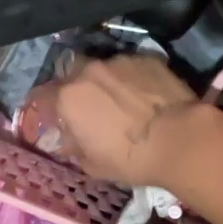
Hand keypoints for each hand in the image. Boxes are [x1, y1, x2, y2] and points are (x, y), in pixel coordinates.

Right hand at [45, 55, 209, 185]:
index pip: (41, 95)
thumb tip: (68, 141)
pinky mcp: (146, 58)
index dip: (44, 107)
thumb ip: (73, 147)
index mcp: (68, 97)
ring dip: (105, 81)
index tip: (50, 116)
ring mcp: (118, 61)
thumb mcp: (93, 165)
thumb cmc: (131, 158)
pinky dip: (131, 78)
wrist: (180, 139)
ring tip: (121, 100)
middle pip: (71, 73)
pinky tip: (144, 95)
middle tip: (88, 106)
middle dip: (75, 87)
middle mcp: (88, 71)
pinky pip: (130, 66)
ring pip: (103, 68)